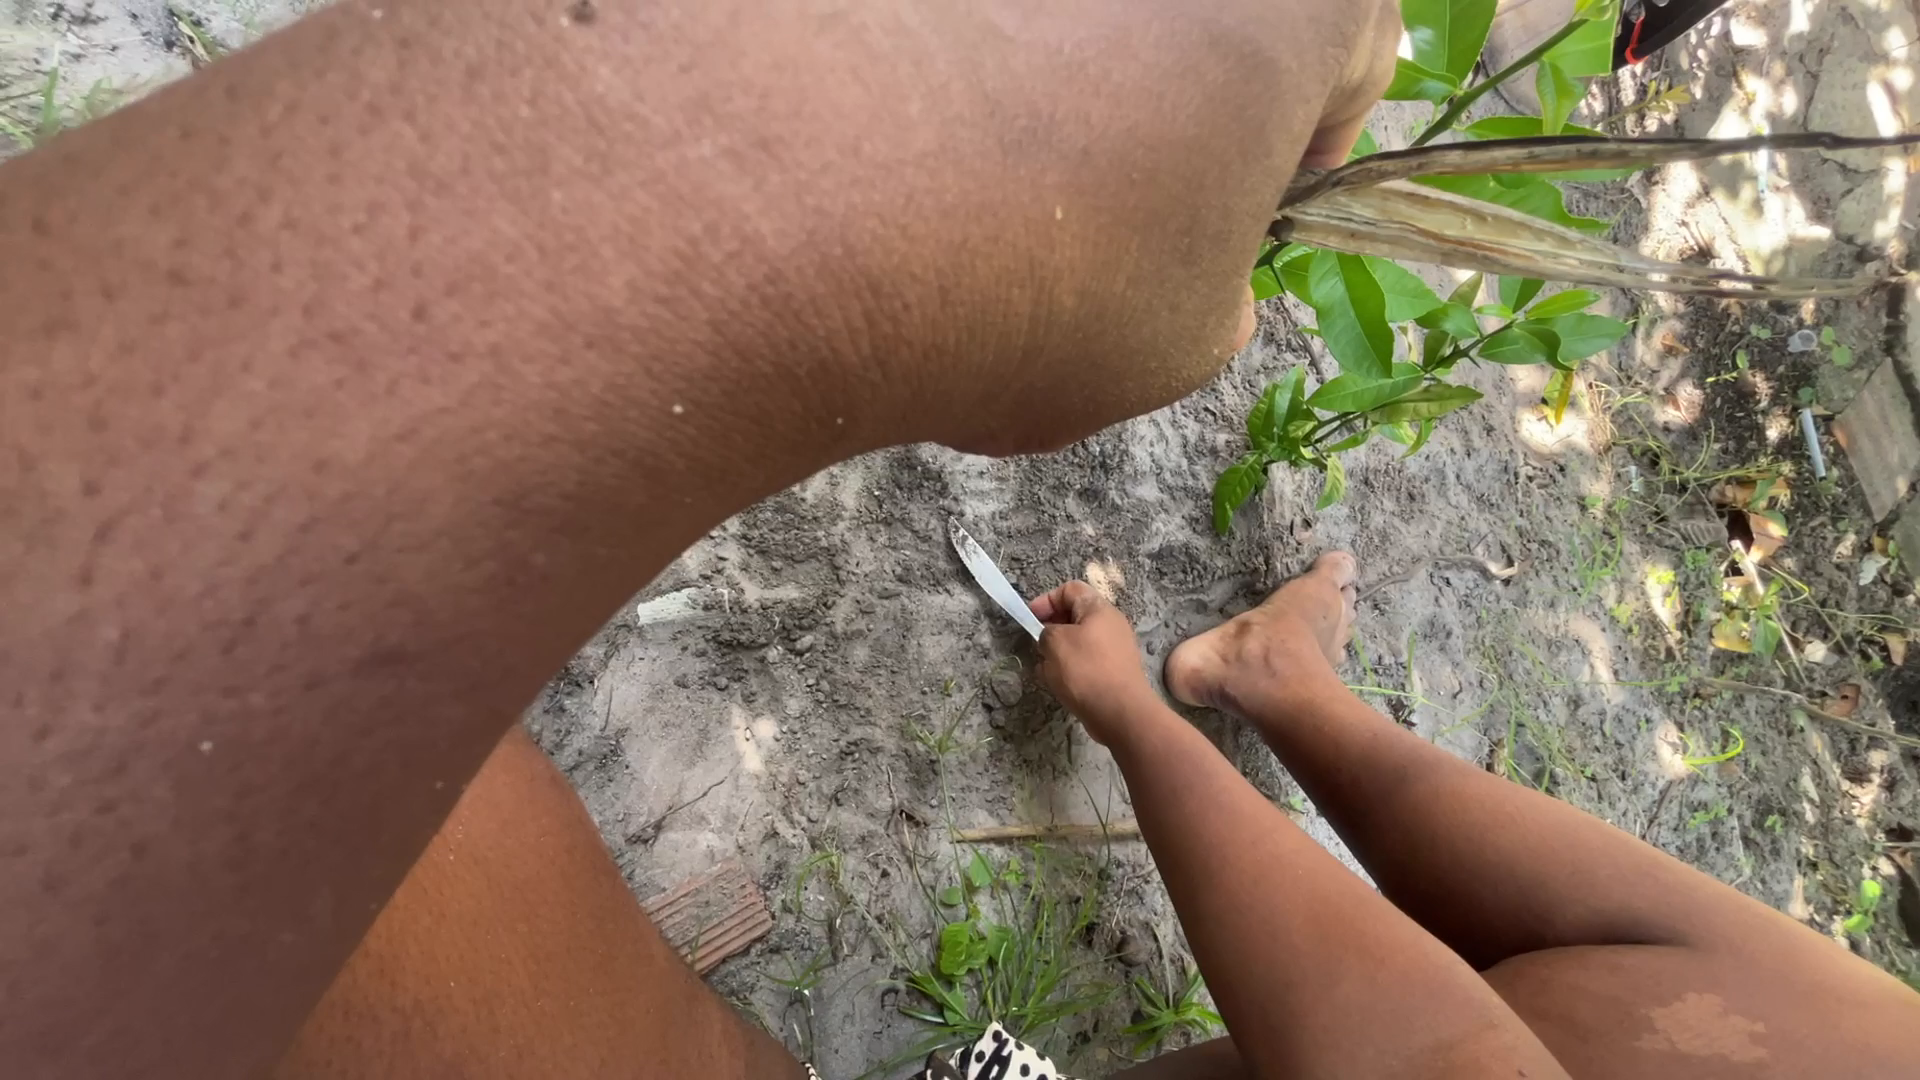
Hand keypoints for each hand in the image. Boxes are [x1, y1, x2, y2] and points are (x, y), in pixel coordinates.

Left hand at [640, 0, 1402, 456]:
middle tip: (1109, 225)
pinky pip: (966, 40)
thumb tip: (1195, 278)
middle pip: (1203, 33)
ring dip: (1056, 106)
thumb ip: (1218, 294)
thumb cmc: (1061, 294)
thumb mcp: (1182, 341)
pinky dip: (955, 88)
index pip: (1356, 54)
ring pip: (1081, 33)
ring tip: (980, 210)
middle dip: (1174, 126)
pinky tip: (907, 164)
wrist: (836, 226)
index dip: (1310, 146)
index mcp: (1290, 1)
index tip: (1249, 211)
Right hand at [1029, 582, 1162, 744]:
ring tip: (1045, 668)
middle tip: (1036, 644)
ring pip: (1077, 642)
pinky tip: (1058, 684)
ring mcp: (1114, 650)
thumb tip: (1049, 637)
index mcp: (1099, 609)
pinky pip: (1086, 663)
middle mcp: (1110, 625)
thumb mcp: (1054, 642)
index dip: (1046, 600)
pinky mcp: (1113, 672)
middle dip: (1050, 628)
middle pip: (1074, 616)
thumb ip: (1045, 632)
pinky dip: (1070, 669)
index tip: (1030, 619)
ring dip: (1057, 652)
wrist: (1121, 713)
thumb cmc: (1086, 670)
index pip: (1070, 590)